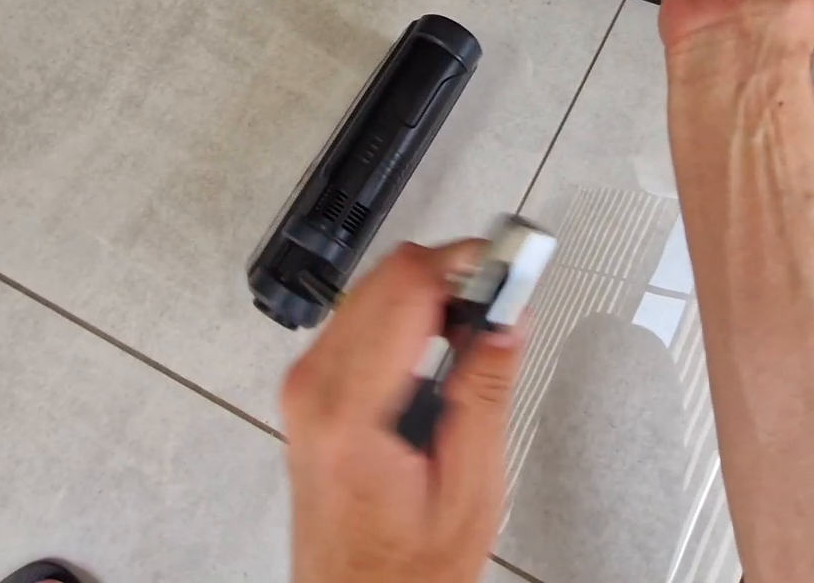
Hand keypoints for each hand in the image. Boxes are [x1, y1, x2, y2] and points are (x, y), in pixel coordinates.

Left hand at [281, 241, 523, 582]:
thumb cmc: (405, 568)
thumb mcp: (469, 488)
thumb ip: (487, 391)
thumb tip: (508, 319)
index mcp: (351, 410)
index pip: (406, 288)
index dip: (462, 262)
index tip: (503, 264)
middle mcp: (316, 384)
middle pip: (388, 276)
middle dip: (450, 274)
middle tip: (498, 297)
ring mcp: (306, 380)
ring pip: (374, 286)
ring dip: (429, 290)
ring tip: (472, 326)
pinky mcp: (310, 383)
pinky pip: (360, 313)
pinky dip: (406, 309)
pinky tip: (437, 339)